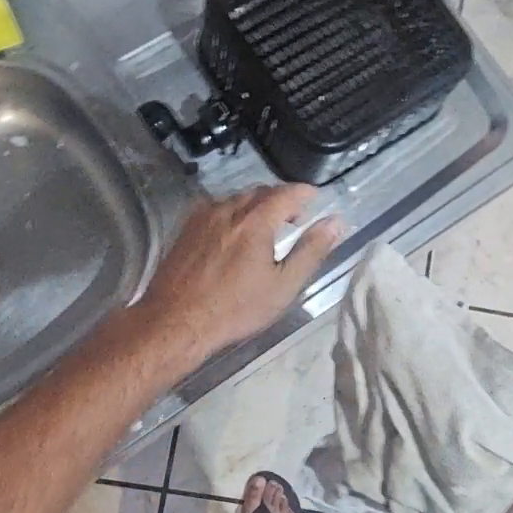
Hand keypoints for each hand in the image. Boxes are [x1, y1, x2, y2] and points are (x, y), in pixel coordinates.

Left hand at [136, 185, 341, 365]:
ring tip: (266, 227)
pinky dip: (233, 213)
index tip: (316, 198)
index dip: (305, 193)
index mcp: (255, 220)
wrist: (176, 321)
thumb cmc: (236, 308)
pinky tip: (234, 235)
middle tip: (294, 217)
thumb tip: (335, 222)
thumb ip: (311, 250)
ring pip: (236, 199)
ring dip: (256, 205)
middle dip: (281, 198)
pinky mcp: (186, 228)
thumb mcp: (283, 285)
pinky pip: (216, 208)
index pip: (287, 192)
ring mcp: (203, 216)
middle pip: (261, 191)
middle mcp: (228, 209)